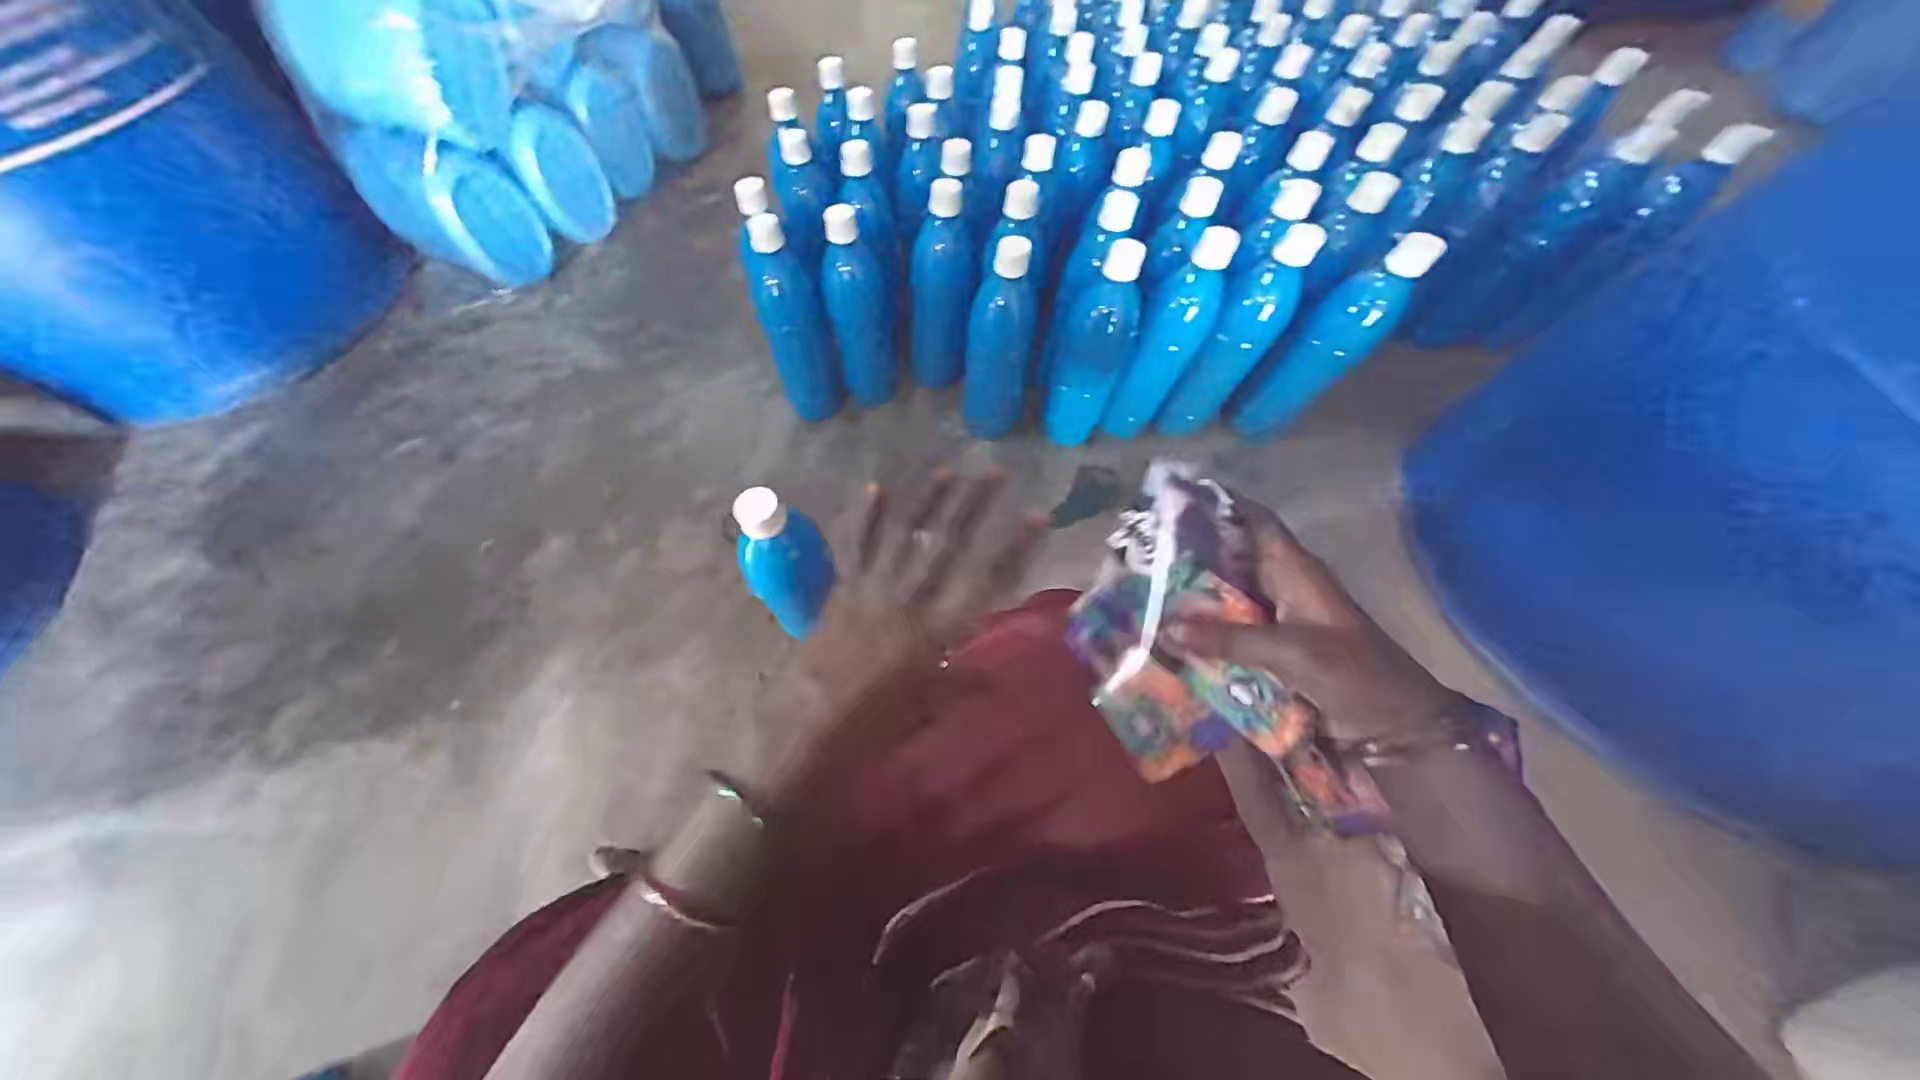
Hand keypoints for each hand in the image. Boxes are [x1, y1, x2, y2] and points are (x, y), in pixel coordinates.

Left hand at [758, 469, 1047, 810]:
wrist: (808, 722)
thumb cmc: (874, 724)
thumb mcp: (926, 706)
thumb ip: (962, 684)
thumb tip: (998, 678)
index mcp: (940, 630)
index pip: (989, 580)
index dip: (1016, 546)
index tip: (1036, 516)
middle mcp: (912, 600)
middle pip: (950, 544)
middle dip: (975, 505)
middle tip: (996, 472)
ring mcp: (875, 588)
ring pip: (908, 535)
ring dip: (930, 500)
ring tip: (950, 470)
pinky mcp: (845, 587)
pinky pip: (860, 545)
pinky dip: (869, 516)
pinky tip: (878, 487)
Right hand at [1164, 505, 1465, 744]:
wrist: (1395, 726)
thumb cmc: (1355, 674)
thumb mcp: (1292, 653)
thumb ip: (1229, 640)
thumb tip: (1165, 628)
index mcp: (1294, 570)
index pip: (1254, 521)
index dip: (1220, 504)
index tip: (1174, 497)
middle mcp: (1279, 585)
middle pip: (1229, 557)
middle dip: (1188, 553)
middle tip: (1140, 551)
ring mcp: (1273, 618)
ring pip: (1224, 596)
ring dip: (1190, 595)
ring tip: (1142, 589)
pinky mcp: (1269, 649)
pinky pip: (1226, 631)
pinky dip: (1200, 630)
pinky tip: (1167, 633)